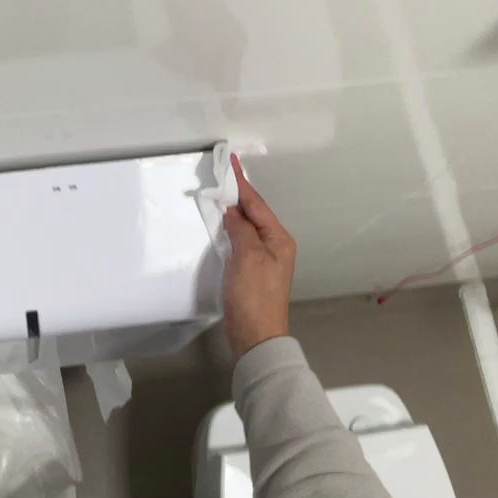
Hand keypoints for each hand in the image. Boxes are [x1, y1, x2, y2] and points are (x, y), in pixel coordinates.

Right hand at [221, 155, 295, 357]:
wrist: (255, 335)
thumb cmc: (253, 296)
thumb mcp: (247, 256)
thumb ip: (240, 229)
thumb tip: (232, 212)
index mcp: (278, 238)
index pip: (256, 204)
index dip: (242, 184)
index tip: (232, 163)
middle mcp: (274, 245)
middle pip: (254, 213)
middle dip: (238, 195)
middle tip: (222, 176)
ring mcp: (263, 259)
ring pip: (246, 227)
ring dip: (233, 211)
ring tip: (219, 195)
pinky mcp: (250, 271)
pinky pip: (240, 241)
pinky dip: (230, 229)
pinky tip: (221, 226)